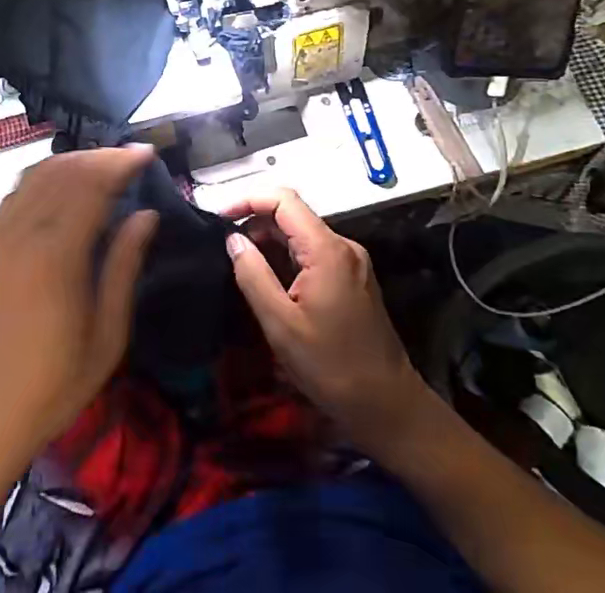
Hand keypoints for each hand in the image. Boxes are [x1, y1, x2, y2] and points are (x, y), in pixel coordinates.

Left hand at [0, 145, 158, 492]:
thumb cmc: (53, 385)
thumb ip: (125, 266)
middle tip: (131, 158)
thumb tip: (147, 215)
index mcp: (58, 253)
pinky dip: (42, 178)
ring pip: (35, 177)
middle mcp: (23, 233)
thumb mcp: (107, 334)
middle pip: (63, 172)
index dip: (121, 162)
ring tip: (102, 166)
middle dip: (100, 156)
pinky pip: (15, 195)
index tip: (148, 153)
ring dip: (71, 162)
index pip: (92, 184)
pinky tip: (60, 188)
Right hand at [223, 189, 432, 446]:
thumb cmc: (330, 366)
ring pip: (302, 234)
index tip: (218, 218)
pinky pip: (313, 254)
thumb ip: (253, 275)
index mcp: (327, 250)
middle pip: (293, 215)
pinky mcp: (352, 278)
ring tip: (239, 264)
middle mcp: (343, 247)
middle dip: (255, 223)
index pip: (284, 201)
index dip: (248, 200)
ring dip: (269, 242)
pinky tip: (267, 280)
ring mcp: (351, 262)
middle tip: (223, 246)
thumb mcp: (281, 324)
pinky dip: (286, 257)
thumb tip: (233, 240)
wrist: (386, 403)